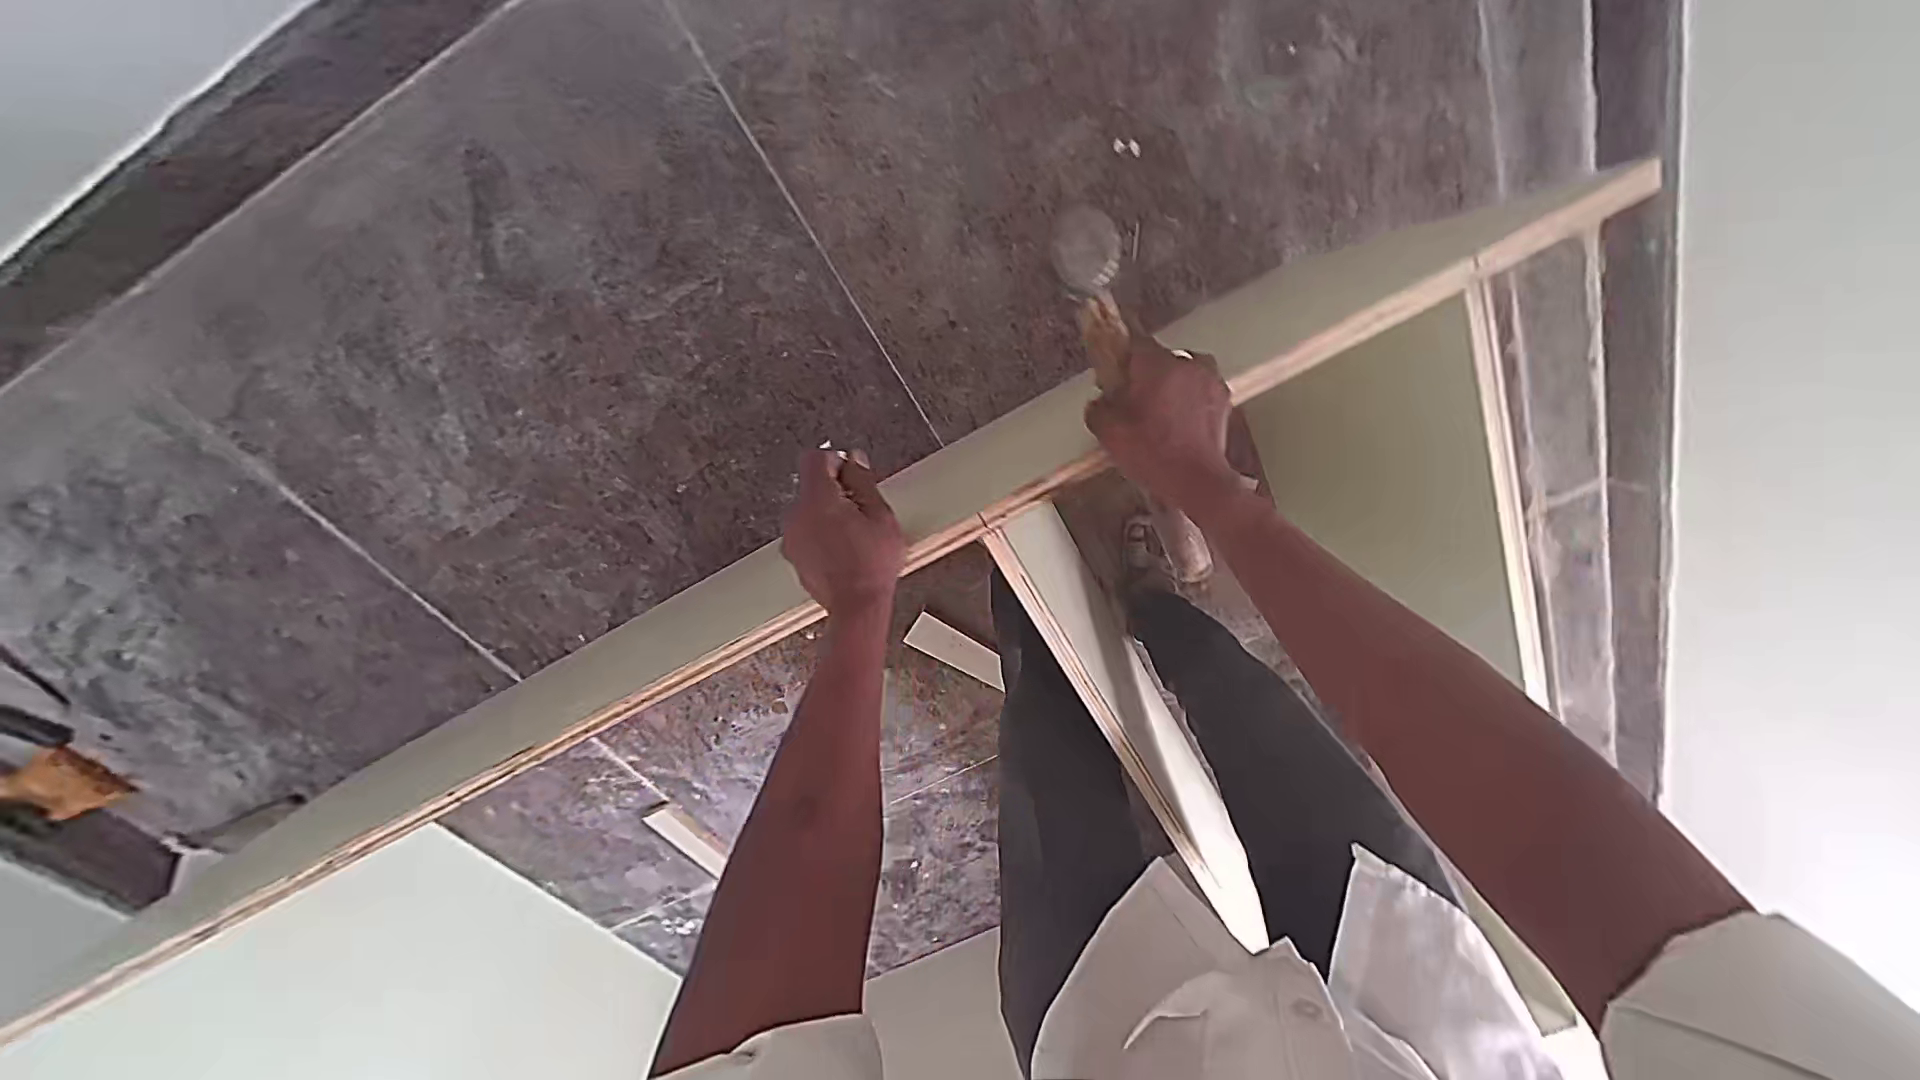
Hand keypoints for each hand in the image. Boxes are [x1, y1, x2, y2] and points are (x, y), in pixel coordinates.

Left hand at [781, 449, 904, 614]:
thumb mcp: (880, 516)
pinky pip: (806, 533)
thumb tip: (854, 461)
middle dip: (835, 491)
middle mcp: (797, 515)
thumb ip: (863, 481)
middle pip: (811, 486)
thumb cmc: (871, 566)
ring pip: (808, 511)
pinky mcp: (793, 556)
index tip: (851, 474)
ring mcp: (792, 538)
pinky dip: (821, 534)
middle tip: (861, 510)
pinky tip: (844, 549)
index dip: (836, 461)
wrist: (857, 606)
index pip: (814, 458)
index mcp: (818, 499)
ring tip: (855, 534)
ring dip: (827, 514)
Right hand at [1084, 337, 1241, 516]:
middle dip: (1145, 376)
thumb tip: (1099, 403)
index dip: (1119, 359)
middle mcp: (1187, 363)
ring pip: (1182, 373)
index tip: (1112, 374)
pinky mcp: (1223, 401)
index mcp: (1157, 364)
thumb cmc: (1152, 453)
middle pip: (1159, 360)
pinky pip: (1198, 391)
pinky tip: (1176, 425)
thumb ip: (1097, 409)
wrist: (1197, 481)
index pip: (1134, 343)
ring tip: (1156, 415)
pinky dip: (1187, 402)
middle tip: (1131, 402)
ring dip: (1169, 387)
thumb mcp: (1108, 433)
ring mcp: (1210, 381)